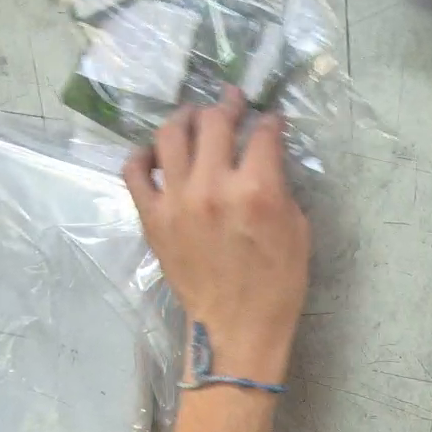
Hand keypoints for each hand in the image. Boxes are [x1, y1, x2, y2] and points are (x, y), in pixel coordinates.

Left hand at [124, 88, 311, 386]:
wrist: (237, 328)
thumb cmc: (277, 287)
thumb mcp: (297, 233)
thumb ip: (280, 189)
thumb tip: (267, 163)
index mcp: (257, 191)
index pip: (262, 134)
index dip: (270, 122)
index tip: (271, 122)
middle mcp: (213, 186)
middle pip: (214, 121)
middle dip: (228, 105)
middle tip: (233, 102)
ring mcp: (176, 199)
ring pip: (170, 134)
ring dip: (185, 117)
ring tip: (193, 119)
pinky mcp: (152, 217)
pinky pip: (134, 169)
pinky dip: (143, 154)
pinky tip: (156, 154)